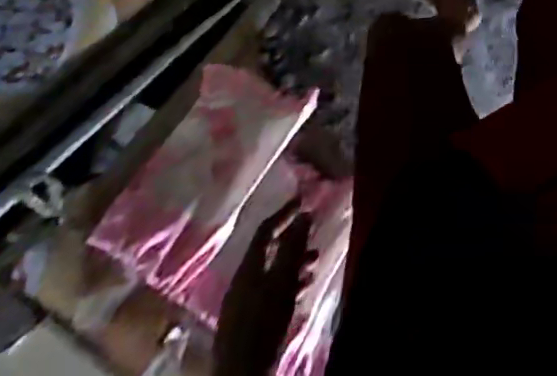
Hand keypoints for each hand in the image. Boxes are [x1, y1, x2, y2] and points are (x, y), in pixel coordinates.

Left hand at [215, 200, 310, 375]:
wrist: (241, 374)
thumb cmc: (263, 323)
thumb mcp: (282, 282)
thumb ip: (292, 248)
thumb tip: (303, 214)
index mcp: (247, 268)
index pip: (264, 230)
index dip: (284, 212)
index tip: (304, 199)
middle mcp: (242, 280)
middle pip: (269, 250)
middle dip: (293, 240)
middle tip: (315, 234)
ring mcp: (244, 300)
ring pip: (272, 270)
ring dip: (294, 263)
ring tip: (314, 263)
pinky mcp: (248, 318)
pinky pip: (271, 289)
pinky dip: (288, 282)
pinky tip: (303, 288)